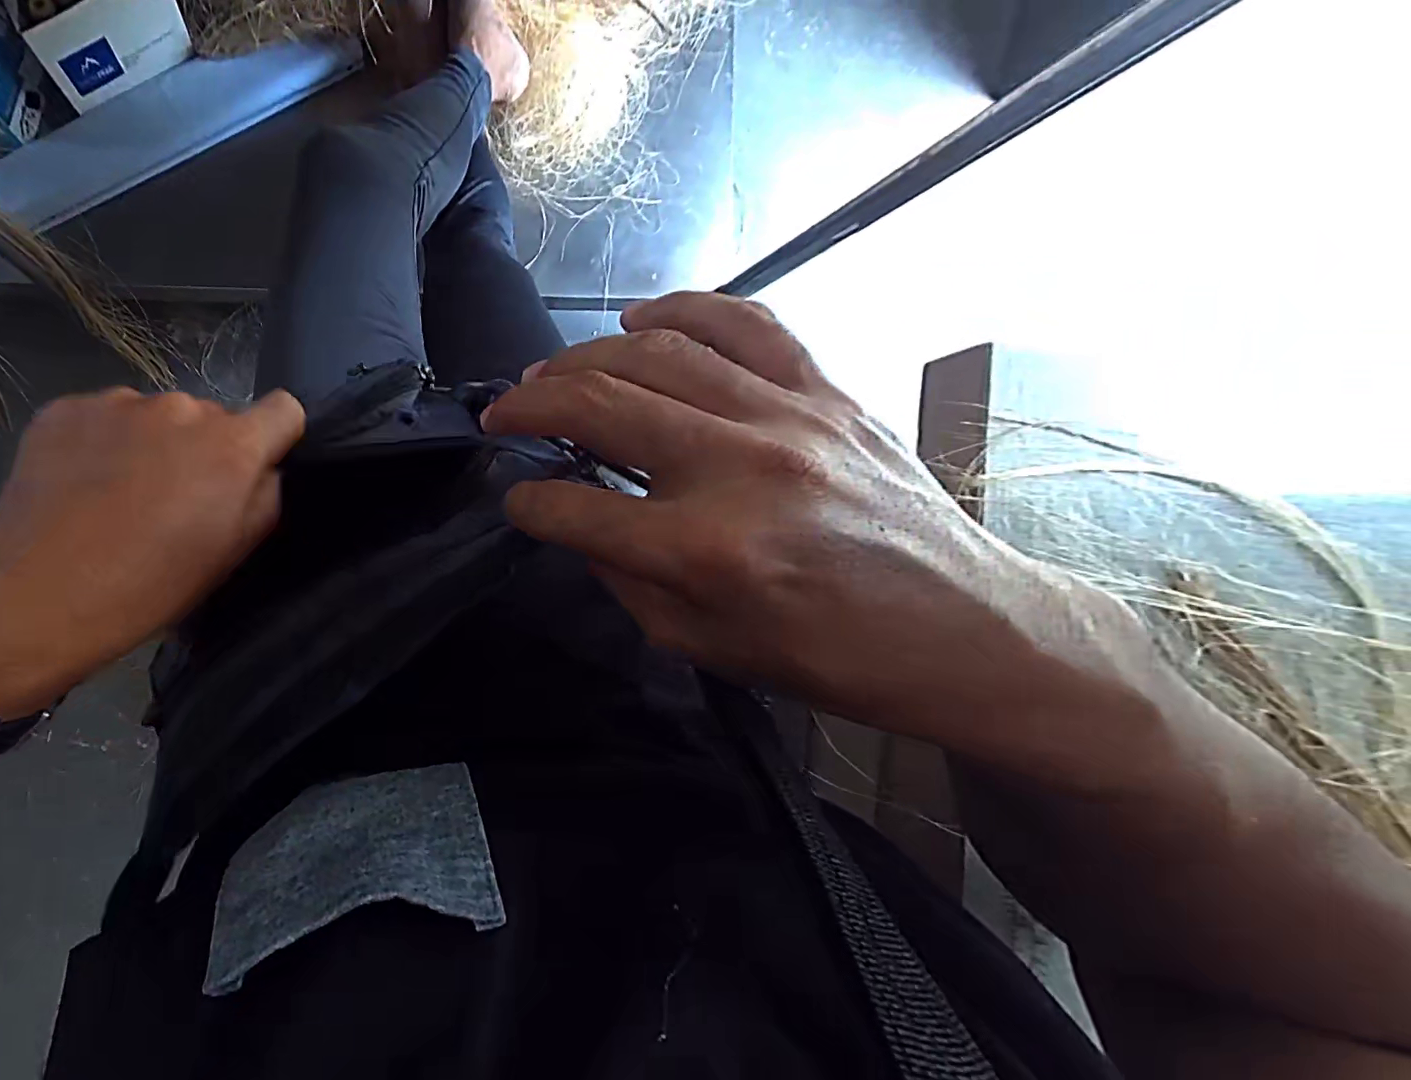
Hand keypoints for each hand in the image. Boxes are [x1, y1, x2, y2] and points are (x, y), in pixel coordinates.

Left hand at [0, 388, 304, 716]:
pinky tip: (85, 485)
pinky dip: (106, 442)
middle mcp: (181, 408)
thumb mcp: (235, 551)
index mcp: (232, 446)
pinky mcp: (65, 407)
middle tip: (177, 499)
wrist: (37, 596)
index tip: (256, 467)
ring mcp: (119, 402)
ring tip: (123, 494)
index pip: (284, 409)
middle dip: (207, 449)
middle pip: (215, 416)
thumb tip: (264, 466)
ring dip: (156, 443)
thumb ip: (267, 495)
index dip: (277, 437)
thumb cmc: (153, 585)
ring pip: (159, 416)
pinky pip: (108, 417)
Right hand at [481, 292, 1079, 747]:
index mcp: (702, 551)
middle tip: (503, 412)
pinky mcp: (826, 391)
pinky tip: (637, 318)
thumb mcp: (699, 643)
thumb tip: (576, 518)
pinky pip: (744, 321)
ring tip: (549, 372)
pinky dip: (681, 308)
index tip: (516, 497)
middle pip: (603, 406)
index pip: (577, 509)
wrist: (960, 630)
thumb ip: (623, 576)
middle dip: (532, 406)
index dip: (531, 502)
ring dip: (584, 357)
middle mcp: (738, 468)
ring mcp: (787, 415)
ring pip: (658, 352)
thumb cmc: (823, 654)